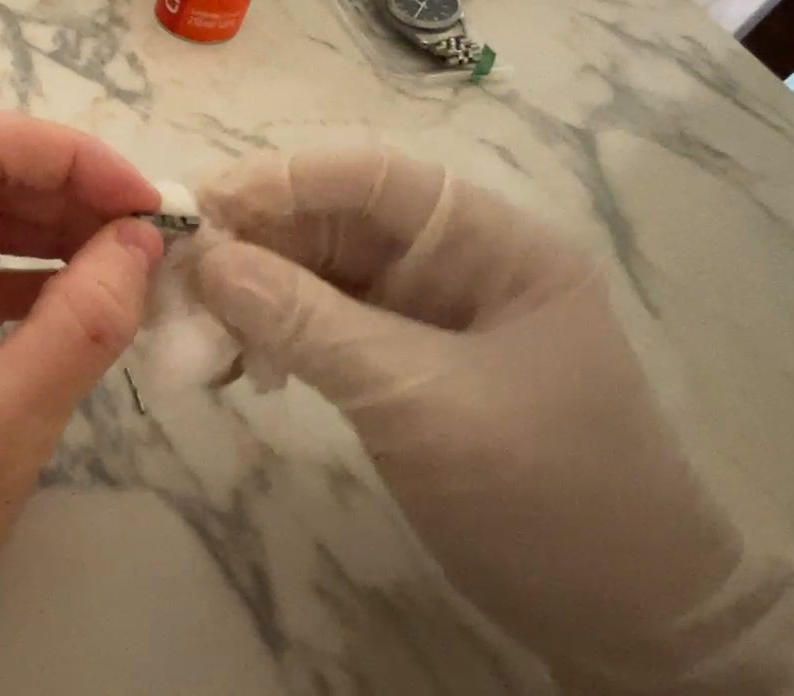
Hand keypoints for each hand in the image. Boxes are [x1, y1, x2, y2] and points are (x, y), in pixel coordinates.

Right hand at [192, 150, 793, 693]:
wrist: (620, 616)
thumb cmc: (544, 491)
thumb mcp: (416, 398)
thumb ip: (306, 322)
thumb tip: (205, 261)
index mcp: (486, 241)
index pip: (367, 177)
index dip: (277, 181)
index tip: (198, 210)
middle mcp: (445, 259)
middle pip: (324, 221)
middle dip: (248, 245)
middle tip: (173, 280)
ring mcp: (415, 309)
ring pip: (307, 272)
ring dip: (245, 294)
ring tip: (191, 332)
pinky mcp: (388, 356)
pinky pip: (309, 322)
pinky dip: (265, 334)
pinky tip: (233, 365)